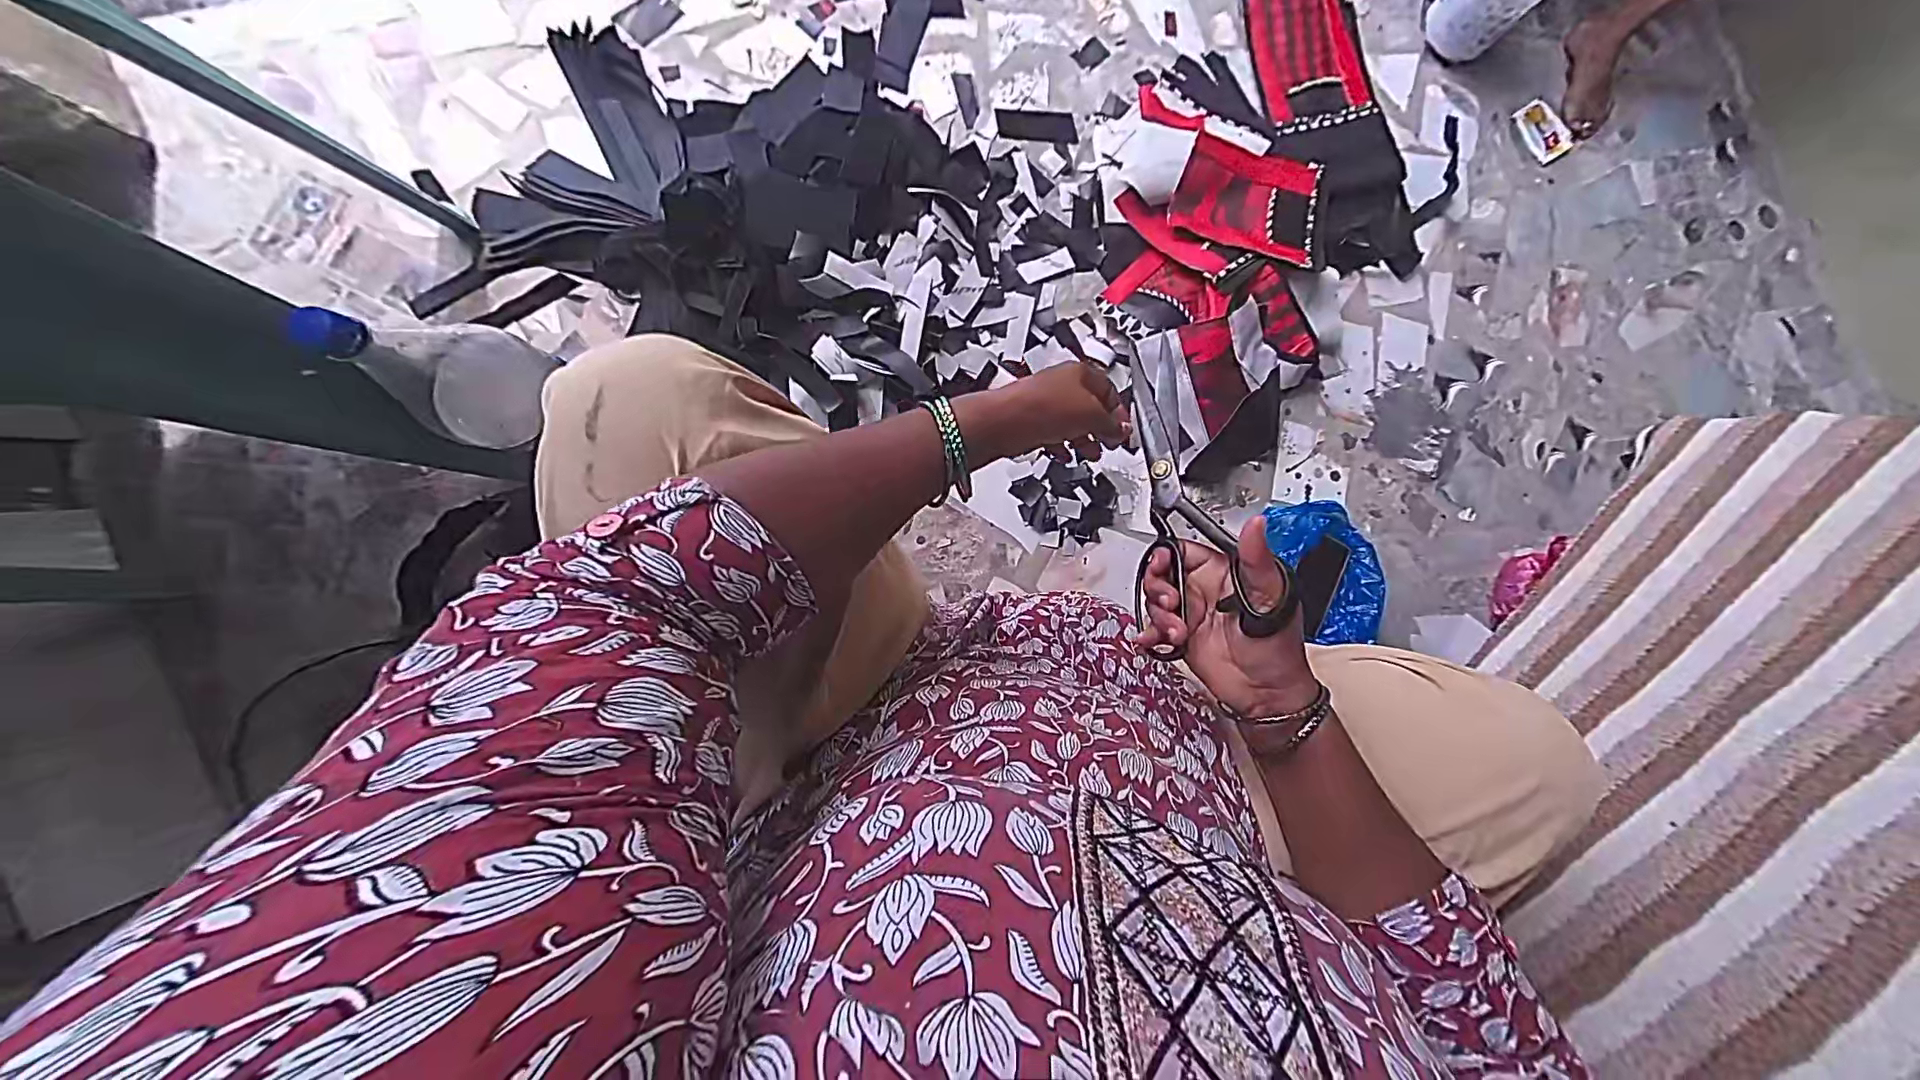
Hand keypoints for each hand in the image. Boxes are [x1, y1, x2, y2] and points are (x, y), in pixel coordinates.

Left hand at [952, 362, 1130, 464]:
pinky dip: (1060, 444)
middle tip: (1109, 442)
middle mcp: (1059, 383)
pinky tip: (1064, 454)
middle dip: (1100, 427)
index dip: (1120, 413)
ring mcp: (1042, 402)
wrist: (1001, 423)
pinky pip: (1050, 433)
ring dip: (1082, 438)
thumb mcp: (1091, 417)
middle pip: (1089, 406)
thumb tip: (1121, 430)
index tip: (1124, 431)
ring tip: (1089, 452)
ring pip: (1069, 421)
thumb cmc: (1039, 408)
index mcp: (1079, 372)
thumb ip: (1110, 424)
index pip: (1110, 390)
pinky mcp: (1027, 420)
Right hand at [1132, 515, 1319, 718]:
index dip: (1166, 556)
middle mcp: (1203, 590)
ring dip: (1159, 616)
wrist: (1268, 696)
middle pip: (1161, 575)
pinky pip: (1154, 629)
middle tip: (1170, 602)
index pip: (1183, 551)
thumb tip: (1256, 525)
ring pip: (1155, 602)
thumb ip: (1256, 559)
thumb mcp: (1270, 597)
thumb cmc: (1278, 647)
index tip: (1161, 565)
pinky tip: (1153, 640)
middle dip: (1157, 587)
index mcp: (1223, 572)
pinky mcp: (1180, 637)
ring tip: (1178, 631)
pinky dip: (1149, 634)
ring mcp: (1190, 614)